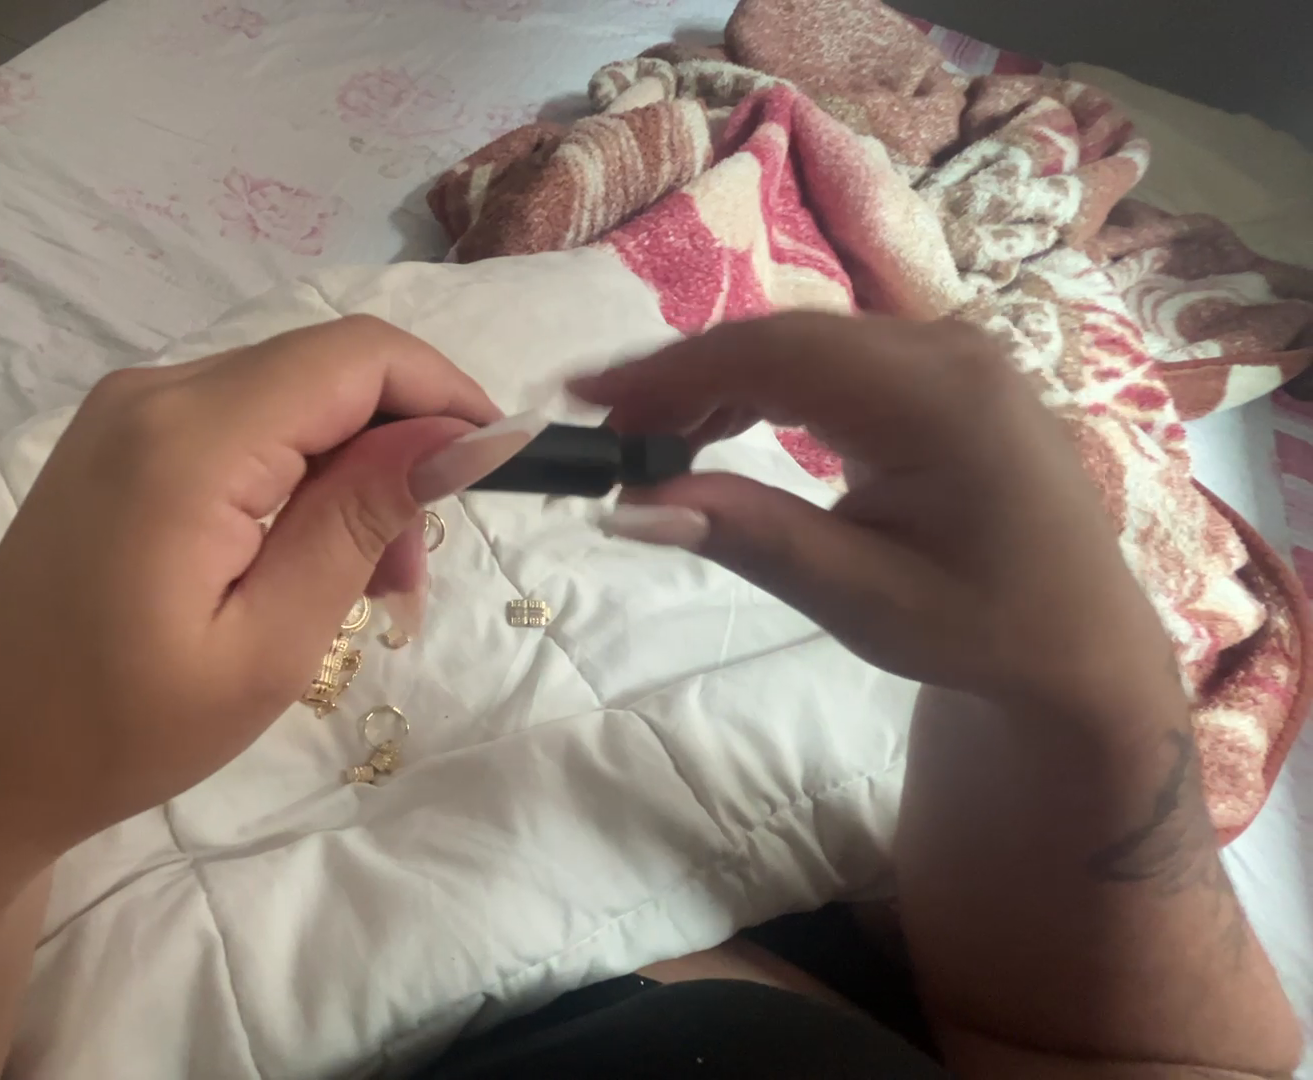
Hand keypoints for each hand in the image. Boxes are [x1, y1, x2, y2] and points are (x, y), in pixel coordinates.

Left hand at [0, 315, 499, 862]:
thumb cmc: (126, 730)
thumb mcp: (271, 642)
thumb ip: (363, 521)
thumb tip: (459, 439)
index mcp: (188, 438)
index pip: (355, 357)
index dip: (443, 393)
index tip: (495, 465)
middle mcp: (153, 393)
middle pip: (324, 372)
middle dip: (398, 449)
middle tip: (412, 572)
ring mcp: (126, 412)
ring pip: (288, 402)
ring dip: (350, 473)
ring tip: (365, 584)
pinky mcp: (119, 443)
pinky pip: (241, 428)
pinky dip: (297, 478)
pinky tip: (301, 557)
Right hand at [574, 312, 1178, 721]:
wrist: (1075, 638)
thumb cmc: (977, 626)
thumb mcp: (856, 596)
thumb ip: (745, 538)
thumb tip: (626, 509)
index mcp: (938, 400)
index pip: (774, 357)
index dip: (670, 372)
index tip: (588, 398)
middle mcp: (943, 352)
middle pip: (774, 338)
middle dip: (676, 381)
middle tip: (609, 439)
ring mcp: (938, 356)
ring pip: (787, 344)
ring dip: (705, 386)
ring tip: (647, 443)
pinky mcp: (924, 375)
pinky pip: (813, 362)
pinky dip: (744, 391)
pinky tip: (708, 430)